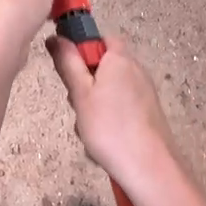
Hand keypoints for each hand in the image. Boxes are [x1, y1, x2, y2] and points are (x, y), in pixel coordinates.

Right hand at [47, 33, 178, 192]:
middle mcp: (136, 70)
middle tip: (76, 104)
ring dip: (95, 106)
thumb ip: (67, 63)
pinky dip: (110, 121)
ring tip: (88, 130)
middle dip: (86, 83)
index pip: (101, 38)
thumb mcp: (80, 94)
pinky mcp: (149, 115)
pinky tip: (103, 143)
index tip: (69, 69)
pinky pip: (122, 109)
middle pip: (104, 66)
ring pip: (110, 91)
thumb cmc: (110, 127)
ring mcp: (145, 94)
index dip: (83, 48)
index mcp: (119, 58)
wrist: (150, 168)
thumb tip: (55, 37)